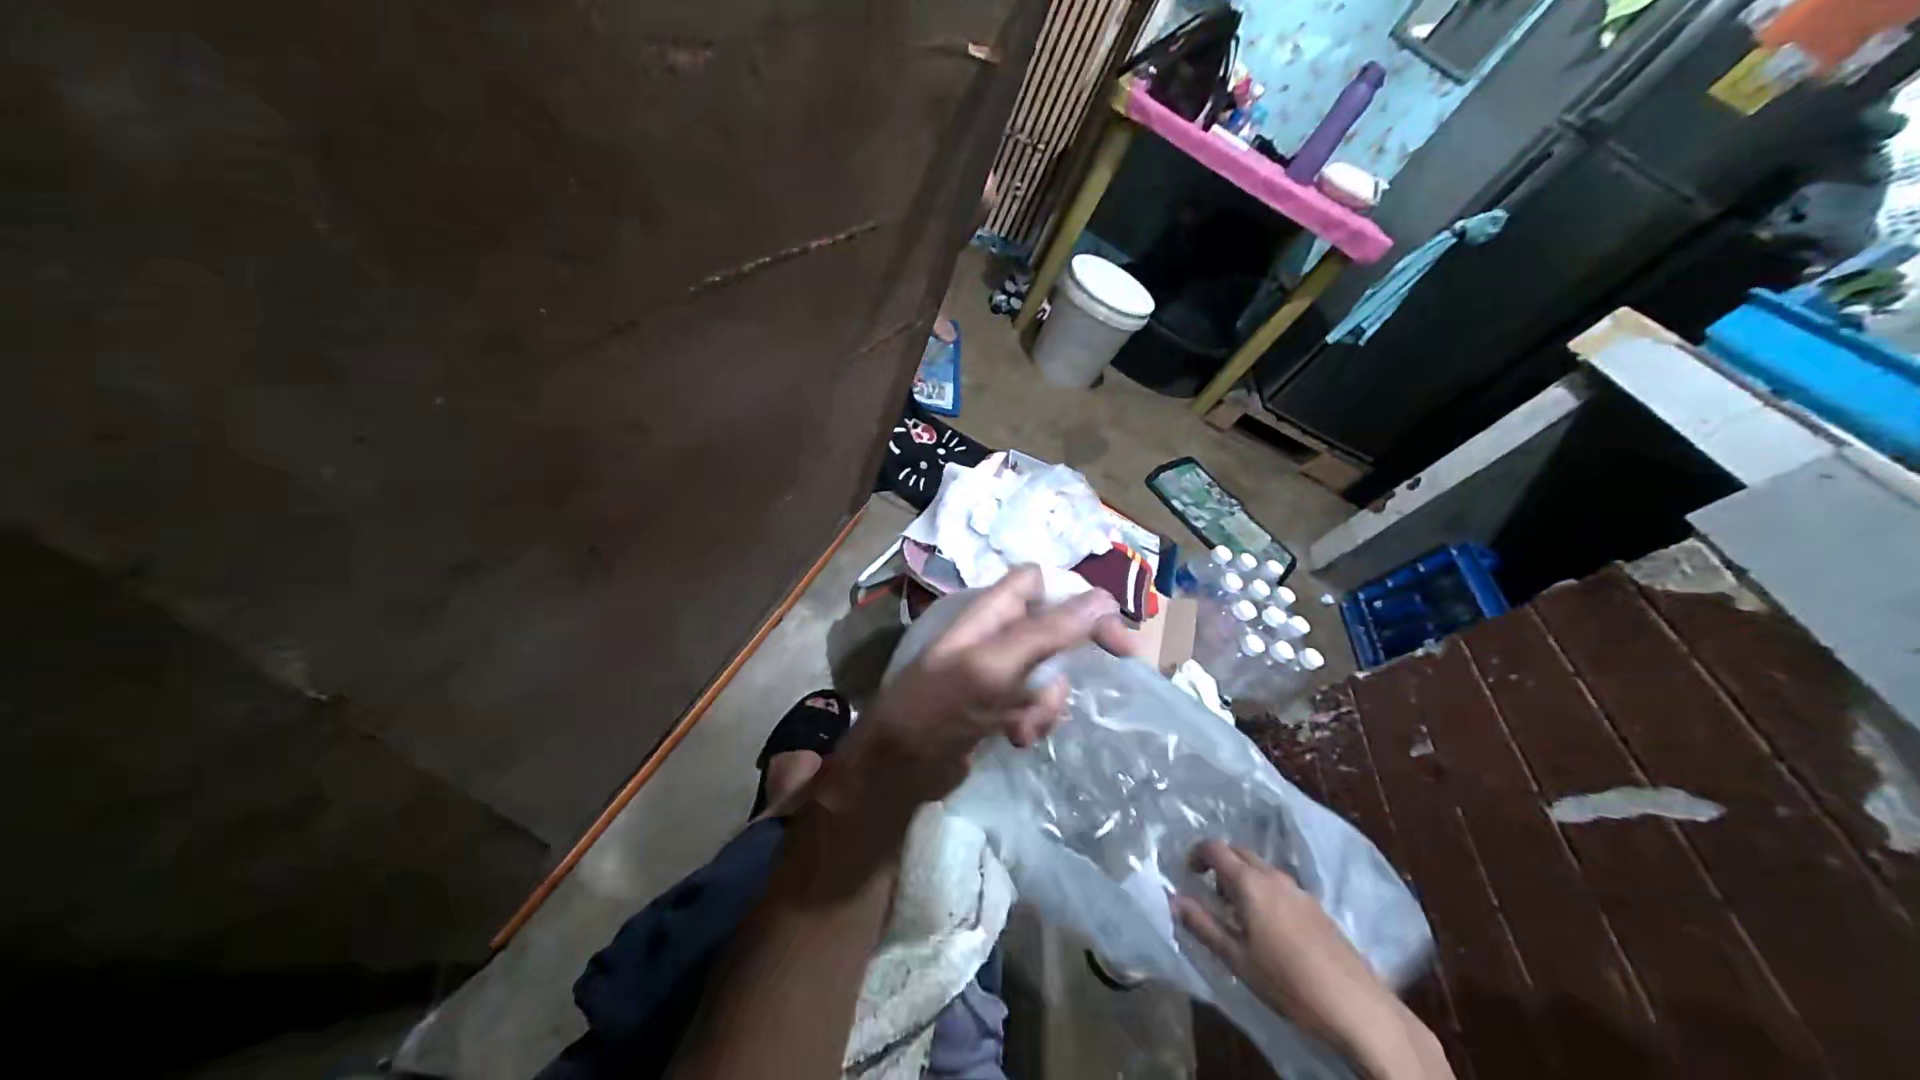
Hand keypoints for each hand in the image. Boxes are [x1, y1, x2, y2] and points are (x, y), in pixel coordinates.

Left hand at [817, 566, 1128, 819]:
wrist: (897, 769)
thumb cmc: (939, 709)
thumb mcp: (994, 667)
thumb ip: (1046, 632)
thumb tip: (1102, 599)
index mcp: (989, 610)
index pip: (1044, 583)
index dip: (1081, 600)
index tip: (1115, 638)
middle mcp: (995, 632)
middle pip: (1055, 629)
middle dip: (1063, 667)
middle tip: (1088, 685)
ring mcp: (996, 669)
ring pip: (1048, 672)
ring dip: (1046, 702)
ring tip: (1023, 727)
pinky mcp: (997, 702)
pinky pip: (1035, 702)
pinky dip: (1033, 719)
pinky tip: (1015, 738)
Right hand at [1174, 841, 1451, 1079]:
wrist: (1356, 1007)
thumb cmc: (1287, 982)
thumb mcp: (1236, 958)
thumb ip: (1203, 925)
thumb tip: (1175, 899)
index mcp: (1250, 883)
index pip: (1215, 848)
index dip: (1196, 854)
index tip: (1188, 873)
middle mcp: (1274, 877)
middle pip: (1239, 852)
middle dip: (1220, 864)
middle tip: (1211, 893)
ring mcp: (1300, 891)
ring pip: (1262, 869)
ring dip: (1243, 879)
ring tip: (1238, 914)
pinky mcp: (1317, 908)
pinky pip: (1280, 885)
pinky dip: (1264, 892)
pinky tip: (1269, 928)